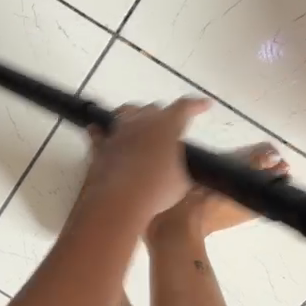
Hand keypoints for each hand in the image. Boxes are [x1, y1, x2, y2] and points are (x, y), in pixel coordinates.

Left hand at [73, 100, 208, 232]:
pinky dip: (104, 130)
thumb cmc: (157, 190)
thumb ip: (181, 167)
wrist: (118, 200)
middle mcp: (141, 121)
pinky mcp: (100, 144)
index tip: (205, 105)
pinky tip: (103, 132)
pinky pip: (100, 131)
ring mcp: (118, 131)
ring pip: (126, 113)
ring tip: (139, 125)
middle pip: (154, 108)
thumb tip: (177, 165)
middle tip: (168, 128)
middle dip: (163, 115)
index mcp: (167, 125)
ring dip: (135, 116)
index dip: (196, 105)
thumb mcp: (182, 181)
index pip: (185, 107)